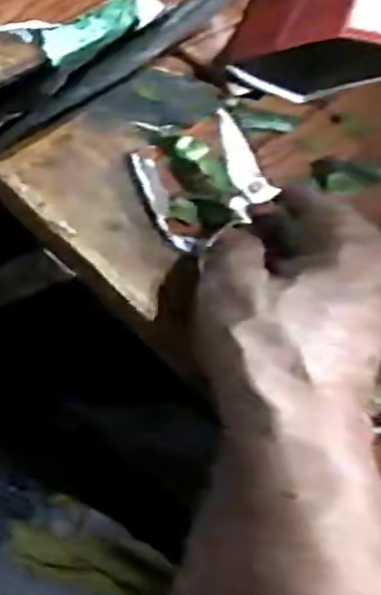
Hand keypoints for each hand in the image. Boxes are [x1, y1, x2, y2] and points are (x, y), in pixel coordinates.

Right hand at [196, 186, 380, 418]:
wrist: (296, 405)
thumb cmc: (260, 336)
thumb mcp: (228, 284)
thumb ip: (233, 249)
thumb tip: (237, 231)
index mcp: (353, 252)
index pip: (325, 208)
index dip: (292, 196)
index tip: (266, 190)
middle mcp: (379, 272)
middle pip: (340, 236)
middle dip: (298, 225)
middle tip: (257, 221)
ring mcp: (376, 304)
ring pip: (338, 264)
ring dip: (301, 254)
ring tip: (262, 255)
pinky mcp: (364, 330)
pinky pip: (337, 287)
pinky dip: (307, 278)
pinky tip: (279, 288)